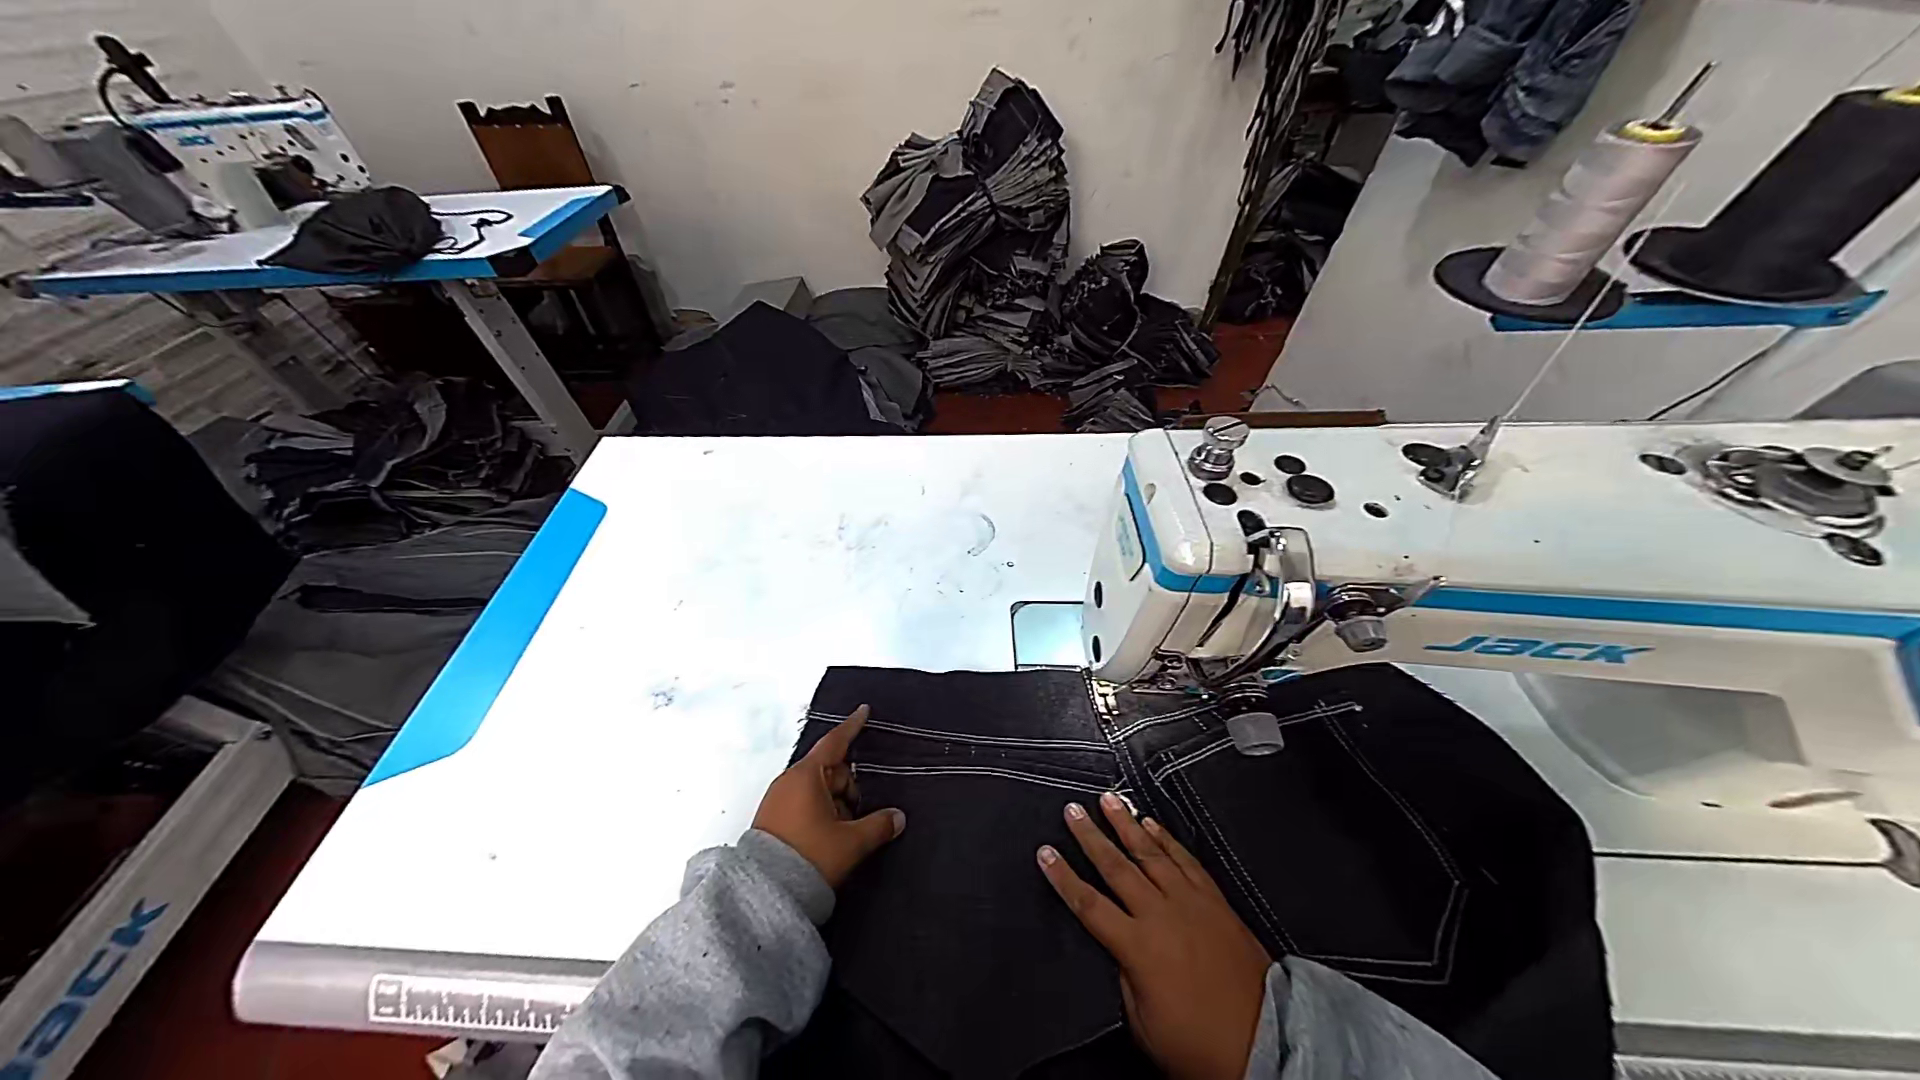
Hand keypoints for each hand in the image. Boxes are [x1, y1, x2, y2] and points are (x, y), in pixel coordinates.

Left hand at [753, 705, 904, 887]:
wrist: (763, 894)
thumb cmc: (809, 856)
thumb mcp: (851, 842)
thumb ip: (878, 825)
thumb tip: (897, 817)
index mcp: (807, 776)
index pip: (835, 743)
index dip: (852, 727)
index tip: (863, 711)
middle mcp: (790, 781)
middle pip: (831, 771)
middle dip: (848, 789)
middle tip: (856, 817)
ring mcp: (778, 799)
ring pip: (819, 791)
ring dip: (836, 805)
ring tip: (842, 835)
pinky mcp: (772, 819)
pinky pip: (806, 804)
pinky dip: (821, 813)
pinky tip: (829, 838)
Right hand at [1038, 792, 1271, 1079]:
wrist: (1265, 1043)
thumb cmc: (1202, 1045)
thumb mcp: (1144, 1021)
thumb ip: (1125, 973)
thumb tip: (1118, 947)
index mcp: (1138, 947)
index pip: (1088, 903)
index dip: (1063, 877)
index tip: (1045, 853)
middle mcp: (1162, 915)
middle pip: (1116, 866)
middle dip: (1090, 836)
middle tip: (1073, 811)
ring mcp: (1191, 903)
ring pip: (1151, 853)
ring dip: (1126, 824)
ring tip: (1110, 801)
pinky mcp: (1215, 901)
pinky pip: (1186, 860)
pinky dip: (1167, 839)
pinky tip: (1153, 825)